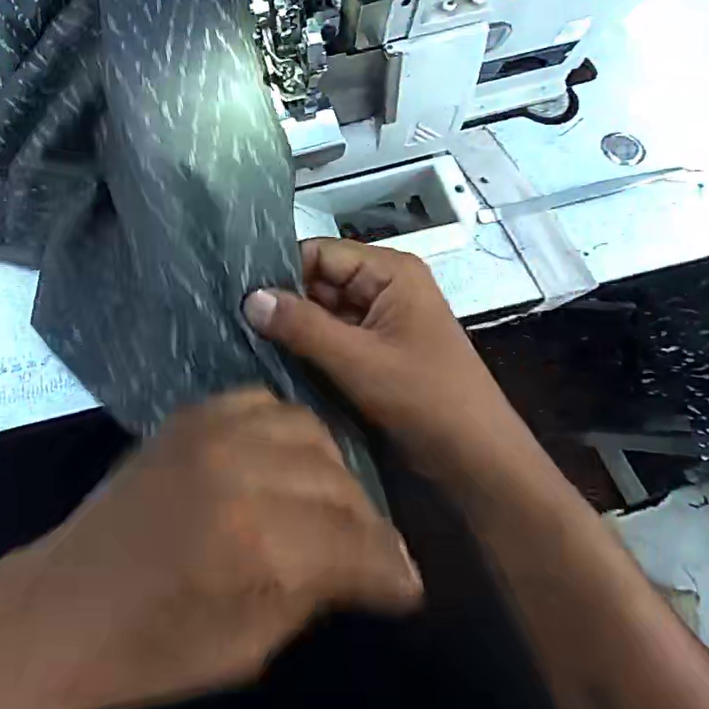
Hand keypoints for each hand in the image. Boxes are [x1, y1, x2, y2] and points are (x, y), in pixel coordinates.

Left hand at [0, 386, 421, 708]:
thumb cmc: (156, 645)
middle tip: (371, 550)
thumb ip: (322, 590)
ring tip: (331, 502)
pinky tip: (288, 459)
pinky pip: (268, 405)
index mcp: (262, 545)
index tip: (406, 584)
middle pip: (342, 486)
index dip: (392, 568)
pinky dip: (290, 432)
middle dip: (366, 526)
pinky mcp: (194, 414)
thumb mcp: (253, 643)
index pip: (359, 545)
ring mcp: (217, 433)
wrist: (62, 607)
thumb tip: (381, 568)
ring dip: (333, 473)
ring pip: (314, 434)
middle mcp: (247, 473)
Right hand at [243, 238, 532, 479]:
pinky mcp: (380, 351)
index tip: (236, 296)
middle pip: (321, 281)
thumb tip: (249, 297)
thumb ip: (303, 326)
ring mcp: (384, 320)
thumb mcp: (359, 360)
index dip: (281, 271)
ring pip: (326, 312)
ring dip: (295, 329)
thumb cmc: (425, 398)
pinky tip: (274, 362)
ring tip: (243, 342)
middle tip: (231, 323)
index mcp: (390, 271)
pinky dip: (312, 349)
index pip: (321, 252)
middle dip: (284, 302)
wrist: (476, 455)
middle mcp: (386, 286)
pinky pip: (337, 339)